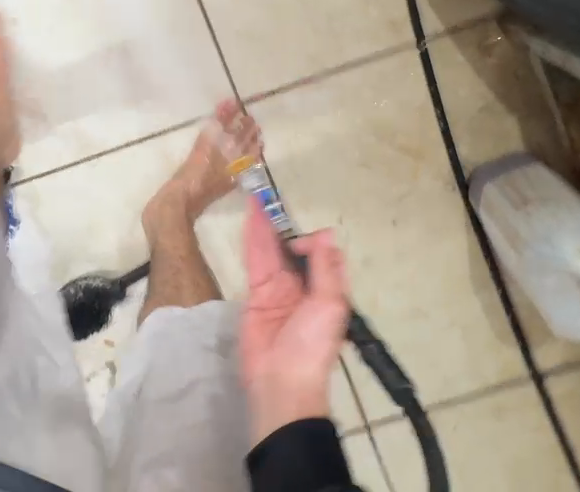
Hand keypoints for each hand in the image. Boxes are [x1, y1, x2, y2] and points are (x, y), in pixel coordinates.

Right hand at [238, 201, 350, 446]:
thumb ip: (326, 267)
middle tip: (268, 197)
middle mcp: (301, 285)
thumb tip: (326, 233)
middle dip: (281, 225)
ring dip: (264, 226)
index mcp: (325, 289)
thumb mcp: (330, 304)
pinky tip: (250, 221)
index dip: (311, 241)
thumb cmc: (313, 344)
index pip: (319, 255)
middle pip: (290, 248)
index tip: (301, 239)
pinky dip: (252, 241)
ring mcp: (277, 289)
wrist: (282, 381)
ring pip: (270, 250)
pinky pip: (255, 262)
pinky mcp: (256, 294)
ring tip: (255, 199)